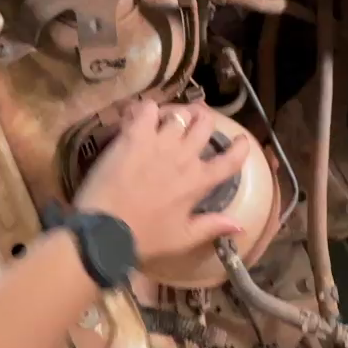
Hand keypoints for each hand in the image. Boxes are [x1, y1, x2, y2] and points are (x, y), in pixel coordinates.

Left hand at [73, 100, 253, 260]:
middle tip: (196, 121)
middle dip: (204, 119)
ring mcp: (160, 142)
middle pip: (205, 124)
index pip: (230, 160)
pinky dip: (148, 109)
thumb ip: (212, 227)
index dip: (240, 147)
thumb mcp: (182, 239)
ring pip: (180, 113)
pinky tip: (143, 117)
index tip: (241, 140)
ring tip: (169, 118)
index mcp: (199, 182)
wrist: (105, 229)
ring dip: (178, 114)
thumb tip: (240, 226)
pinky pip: (149, 108)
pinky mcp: (135, 134)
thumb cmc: (144, 237)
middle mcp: (185, 156)